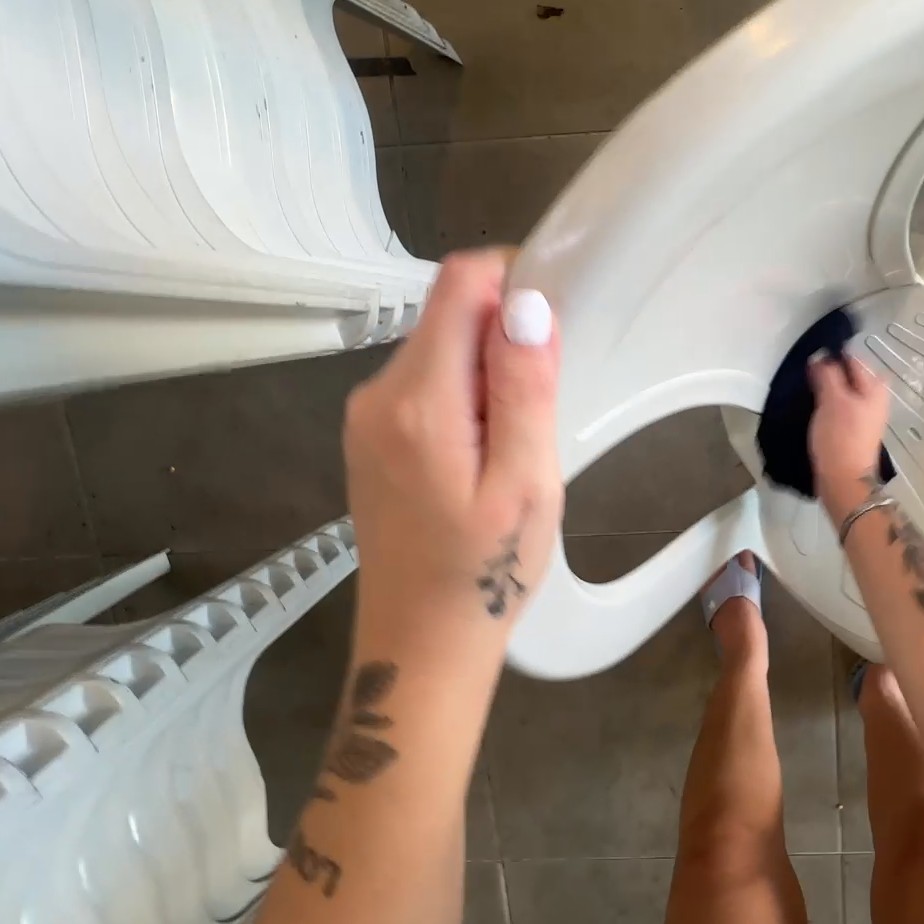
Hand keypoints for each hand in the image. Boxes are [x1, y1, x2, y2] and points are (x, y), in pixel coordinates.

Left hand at [343, 251, 562, 642]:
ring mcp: (366, 415)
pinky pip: (428, 382)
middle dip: (507, 336)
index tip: (556, 323)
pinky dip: (467, 394)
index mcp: (418, 400)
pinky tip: (487, 453)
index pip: (458, 281)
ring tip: (518, 441)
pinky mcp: (371, 435)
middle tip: (546, 406)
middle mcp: (378, 392)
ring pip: (441, 347)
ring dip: (490, 370)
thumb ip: (525, 389)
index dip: (513, 279)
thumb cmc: (485, 573)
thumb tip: (527, 302)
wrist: (420, 644)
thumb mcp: (526, 484)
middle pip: (449, 313)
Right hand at [808, 354, 889, 501]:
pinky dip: (829, 405)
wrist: (843, 480)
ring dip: (827, 390)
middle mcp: (876, 399)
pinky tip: (815, 408)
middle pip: (849, 375)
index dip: (831, 357)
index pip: (853, 359)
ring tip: (808, 392)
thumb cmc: (839, 437)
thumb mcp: (832, 400)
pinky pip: (841, 407)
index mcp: (876, 388)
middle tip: (808, 378)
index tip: (810, 361)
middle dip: (829, 374)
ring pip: (844, 392)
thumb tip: (820, 356)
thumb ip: (827, 374)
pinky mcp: (855, 429)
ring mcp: (866, 415)